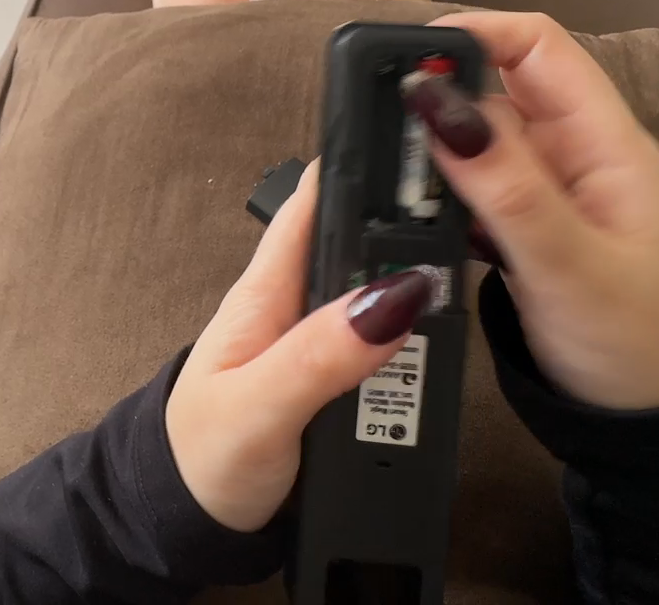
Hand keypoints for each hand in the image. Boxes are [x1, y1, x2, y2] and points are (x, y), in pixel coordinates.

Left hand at [165, 163, 431, 531]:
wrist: (192, 513)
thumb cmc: (204, 453)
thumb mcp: (259, 406)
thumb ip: (318, 356)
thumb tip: (391, 296)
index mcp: (262, 293)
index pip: (305, 210)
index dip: (349, 171)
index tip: (405, 145)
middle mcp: (287, 303)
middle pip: (347, 243)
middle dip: (397, 220)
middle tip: (460, 200)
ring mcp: (308, 337)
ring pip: (366, 288)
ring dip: (407, 273)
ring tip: (466, 253)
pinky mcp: (324, 370)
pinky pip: (372, 335)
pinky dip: (404, 325)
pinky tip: (436, 326)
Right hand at [420, 11, 658, 410]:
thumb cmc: (637, 343)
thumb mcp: (567, 263)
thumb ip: (502, 183)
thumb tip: (431, 99)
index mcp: (604, 142)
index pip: (538, 47)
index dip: (474, 32)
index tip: (402, 57)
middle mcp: (574, 151)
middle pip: (495, 88)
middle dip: (438, 97)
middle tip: (382, 132)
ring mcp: (548, 187)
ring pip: (475, 138)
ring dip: (432, 149)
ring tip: (390, 181)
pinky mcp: (525, 220)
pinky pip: (471, 181)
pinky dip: (437, 187)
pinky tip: (414, 211)